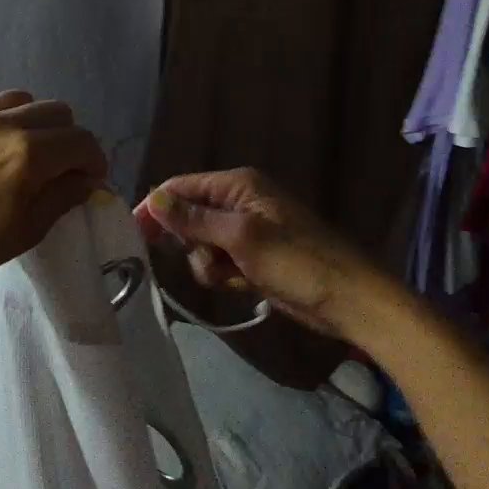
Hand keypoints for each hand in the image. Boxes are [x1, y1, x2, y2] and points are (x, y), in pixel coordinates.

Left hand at [0, 90, 106, 300]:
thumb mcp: (27, 230)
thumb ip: (63, 196)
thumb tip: (87, 179)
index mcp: (29, 151)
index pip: (81, 140)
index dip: (94, 161)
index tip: (88, 180)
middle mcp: (1, 123)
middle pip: (55, 110)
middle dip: (68, 137)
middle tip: (60, 168)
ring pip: (19, 100)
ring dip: (33, 122)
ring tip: (25, 153)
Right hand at [134, 168, 391, 340]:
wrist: (354, 303)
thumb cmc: (299, 262)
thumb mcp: (241, 237)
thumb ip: (194, 219)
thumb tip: (152, 199)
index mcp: (238, 184)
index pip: (181, 186)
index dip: (156, 206)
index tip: (133, 231)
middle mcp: (240, 202)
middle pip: (188, 214)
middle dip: (188, 239)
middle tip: (204, 257)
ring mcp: (248, 231)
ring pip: (201, 243)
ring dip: (206, 262)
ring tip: (229, 275)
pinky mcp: (255, 258)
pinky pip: (220, 261)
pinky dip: (223, 273)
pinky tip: (241, 284)